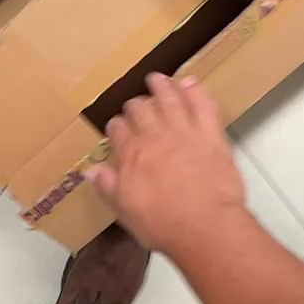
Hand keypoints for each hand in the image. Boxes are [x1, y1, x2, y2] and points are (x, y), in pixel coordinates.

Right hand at [88, 72, 250, 256]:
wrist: (205, 226)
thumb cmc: (163, 224)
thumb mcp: (125, 211)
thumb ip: (108, 187)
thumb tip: (91, 171)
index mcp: (132, 155)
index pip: (118, 131)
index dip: (115, 126)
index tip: (115, 125)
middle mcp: (155, 138)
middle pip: (141, 112)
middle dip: (134, 105)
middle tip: (133, 102)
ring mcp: (184, 133)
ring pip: (170, 101)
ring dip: (162, 87)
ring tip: (157, 78)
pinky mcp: (212, 136)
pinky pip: (204, 106)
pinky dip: (196, 92)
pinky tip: (191, 83)